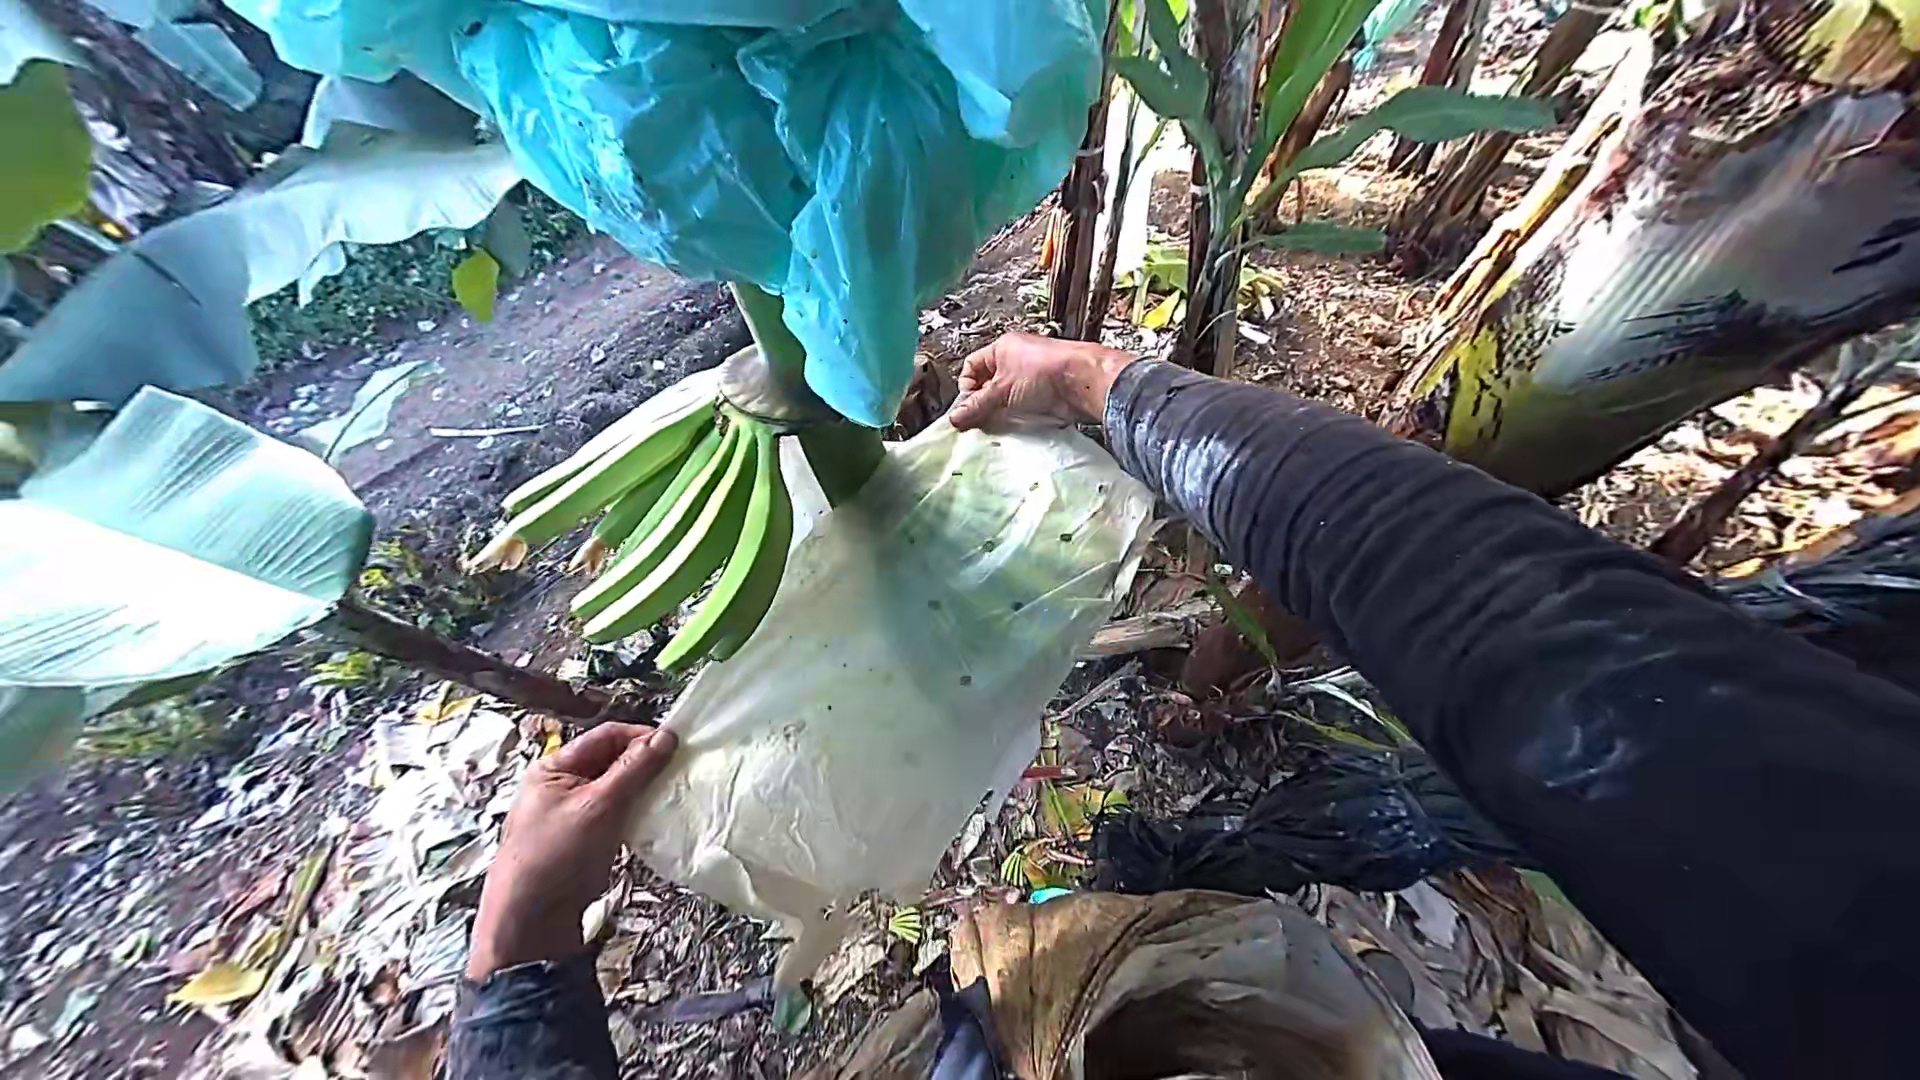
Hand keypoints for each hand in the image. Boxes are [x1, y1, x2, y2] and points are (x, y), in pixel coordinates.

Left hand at [466, 724, 676, 980]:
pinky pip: (621, 807)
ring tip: (670, 789)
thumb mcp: (599, 805)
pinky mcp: (590, 832)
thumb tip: (667, 736)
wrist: (533, 924)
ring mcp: (577, 809)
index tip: (673, 745)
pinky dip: (639, 806)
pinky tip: (657, 811)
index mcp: (554, 768)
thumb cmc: (557, 857)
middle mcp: (564, 783)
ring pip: (620, 783)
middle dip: (645, 761)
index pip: (606, 736)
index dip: (640, 737)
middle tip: (675, 768)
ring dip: (645, 785)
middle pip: (614, 758)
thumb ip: (635, 768)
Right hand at [948, 331, 1135, 431]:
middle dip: (983, 403)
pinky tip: (1015, 426)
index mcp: (1001, 348)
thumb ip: (976, 405)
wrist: (1081, 382)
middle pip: (988, 384)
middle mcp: (1015, 360)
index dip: (966, 386)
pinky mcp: (1044, 395)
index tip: (967, 407)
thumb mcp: (1001, 390)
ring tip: (998, 424)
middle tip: (979, 420)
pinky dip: (1016, 417)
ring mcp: (1031, 378)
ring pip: (1005, 398)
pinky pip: (1022, 407)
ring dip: (1000, 412)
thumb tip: (955, 418)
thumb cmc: (1043, 372)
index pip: (971, 366)